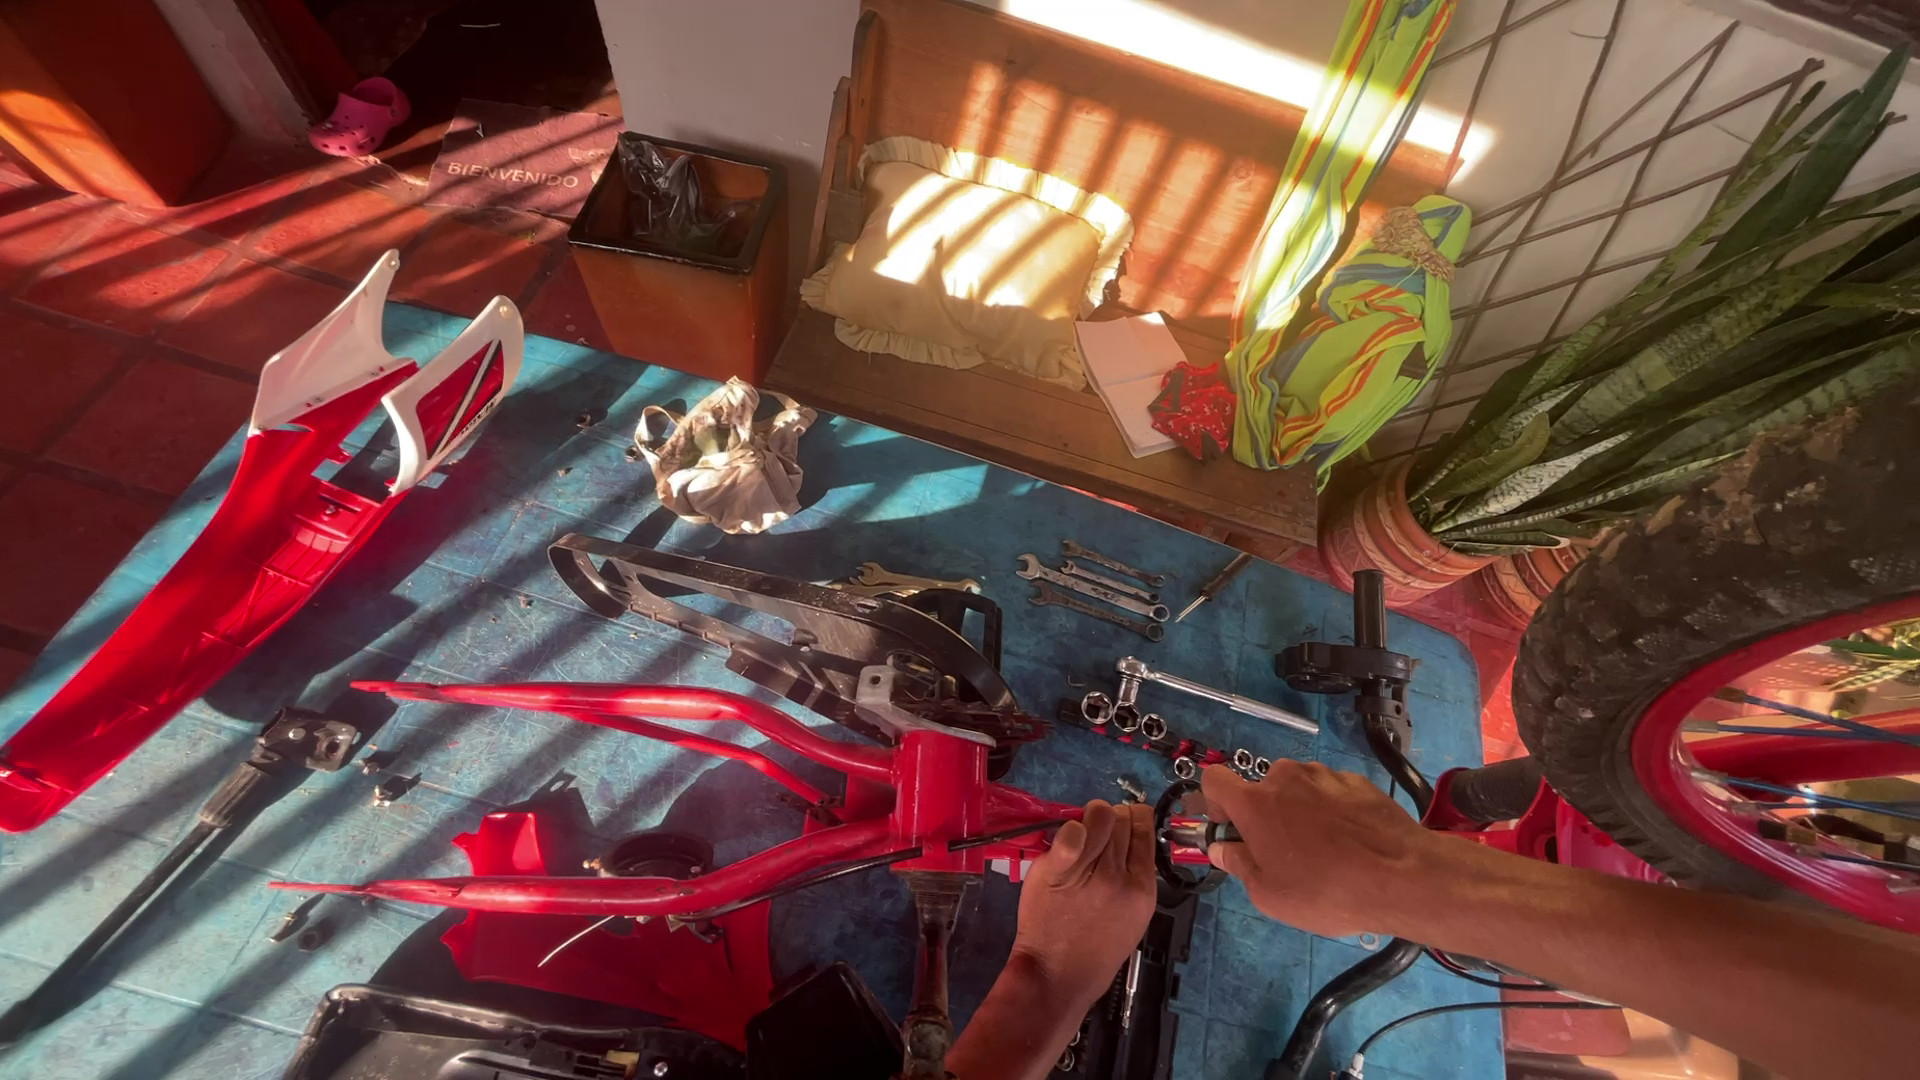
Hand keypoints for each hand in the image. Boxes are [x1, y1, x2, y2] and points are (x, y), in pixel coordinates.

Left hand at [1010, 799, 1157, 1005]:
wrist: (1058, 975)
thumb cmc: (1096, 946)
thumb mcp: (1132, 914)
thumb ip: (1132, 873)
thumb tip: (1128, 830)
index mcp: (1142, 887)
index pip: (1143, 829)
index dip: (1131, 818)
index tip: (1120, 823)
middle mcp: (1119, 877)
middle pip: (1120, 819)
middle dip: (1110, 818)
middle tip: (1097, 833)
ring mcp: (1089, 873)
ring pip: (1099, 817)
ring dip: (1090, 817)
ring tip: (1081, 833)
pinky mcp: (1056, 871)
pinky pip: (1070, 836)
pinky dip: (1071, 830)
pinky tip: (1072, 836)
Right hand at [1201, 760, 1442, 936]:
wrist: (1405, 878)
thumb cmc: (1326, 890)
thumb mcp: (1270, 895)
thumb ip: (1238, 865)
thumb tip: (1223, 848)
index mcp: (1253, 802)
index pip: (1213, 780)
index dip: (1215, 802)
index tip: (1232, 828)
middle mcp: (1283, 777)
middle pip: (1261, 788)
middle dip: (1266, 814)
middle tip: (1286, 851)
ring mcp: (1322, 775)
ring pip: (1298, 788)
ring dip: (1301, 810)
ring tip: (1327, 849)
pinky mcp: (1356, 781)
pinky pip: (1331, 792)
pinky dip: (1333, 810)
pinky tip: (1353, 842)